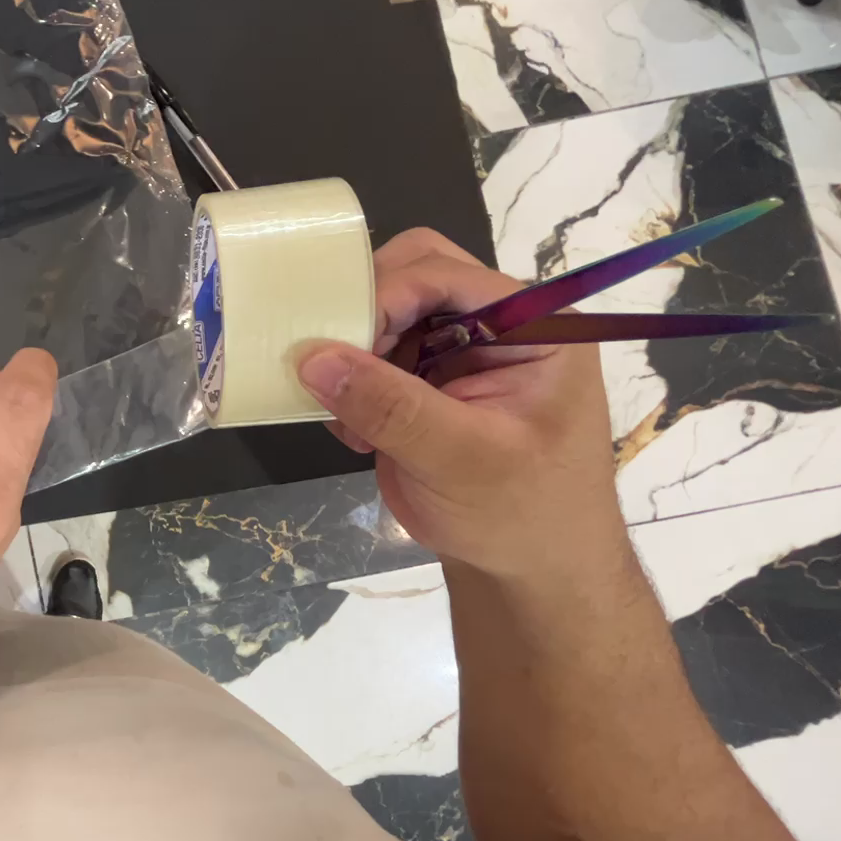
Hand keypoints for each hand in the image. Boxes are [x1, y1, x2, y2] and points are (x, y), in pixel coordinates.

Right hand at [293, 229, 625, 580]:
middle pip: (408, 276)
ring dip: (347, 356)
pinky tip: (357, 434)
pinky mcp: (413, 385)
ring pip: (376, 316)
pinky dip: (343, 389)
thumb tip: (311, 358)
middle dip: (360, 314)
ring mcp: (449, 354)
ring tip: (348, 414)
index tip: (334, 346)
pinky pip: (361, 360)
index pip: (443, 273)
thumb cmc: (521, 513)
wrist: (522, 566)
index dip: (382, 298)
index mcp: (528, 325)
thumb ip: (390, 406)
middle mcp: (489, 325)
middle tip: (333, 362)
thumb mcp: (460, 458)